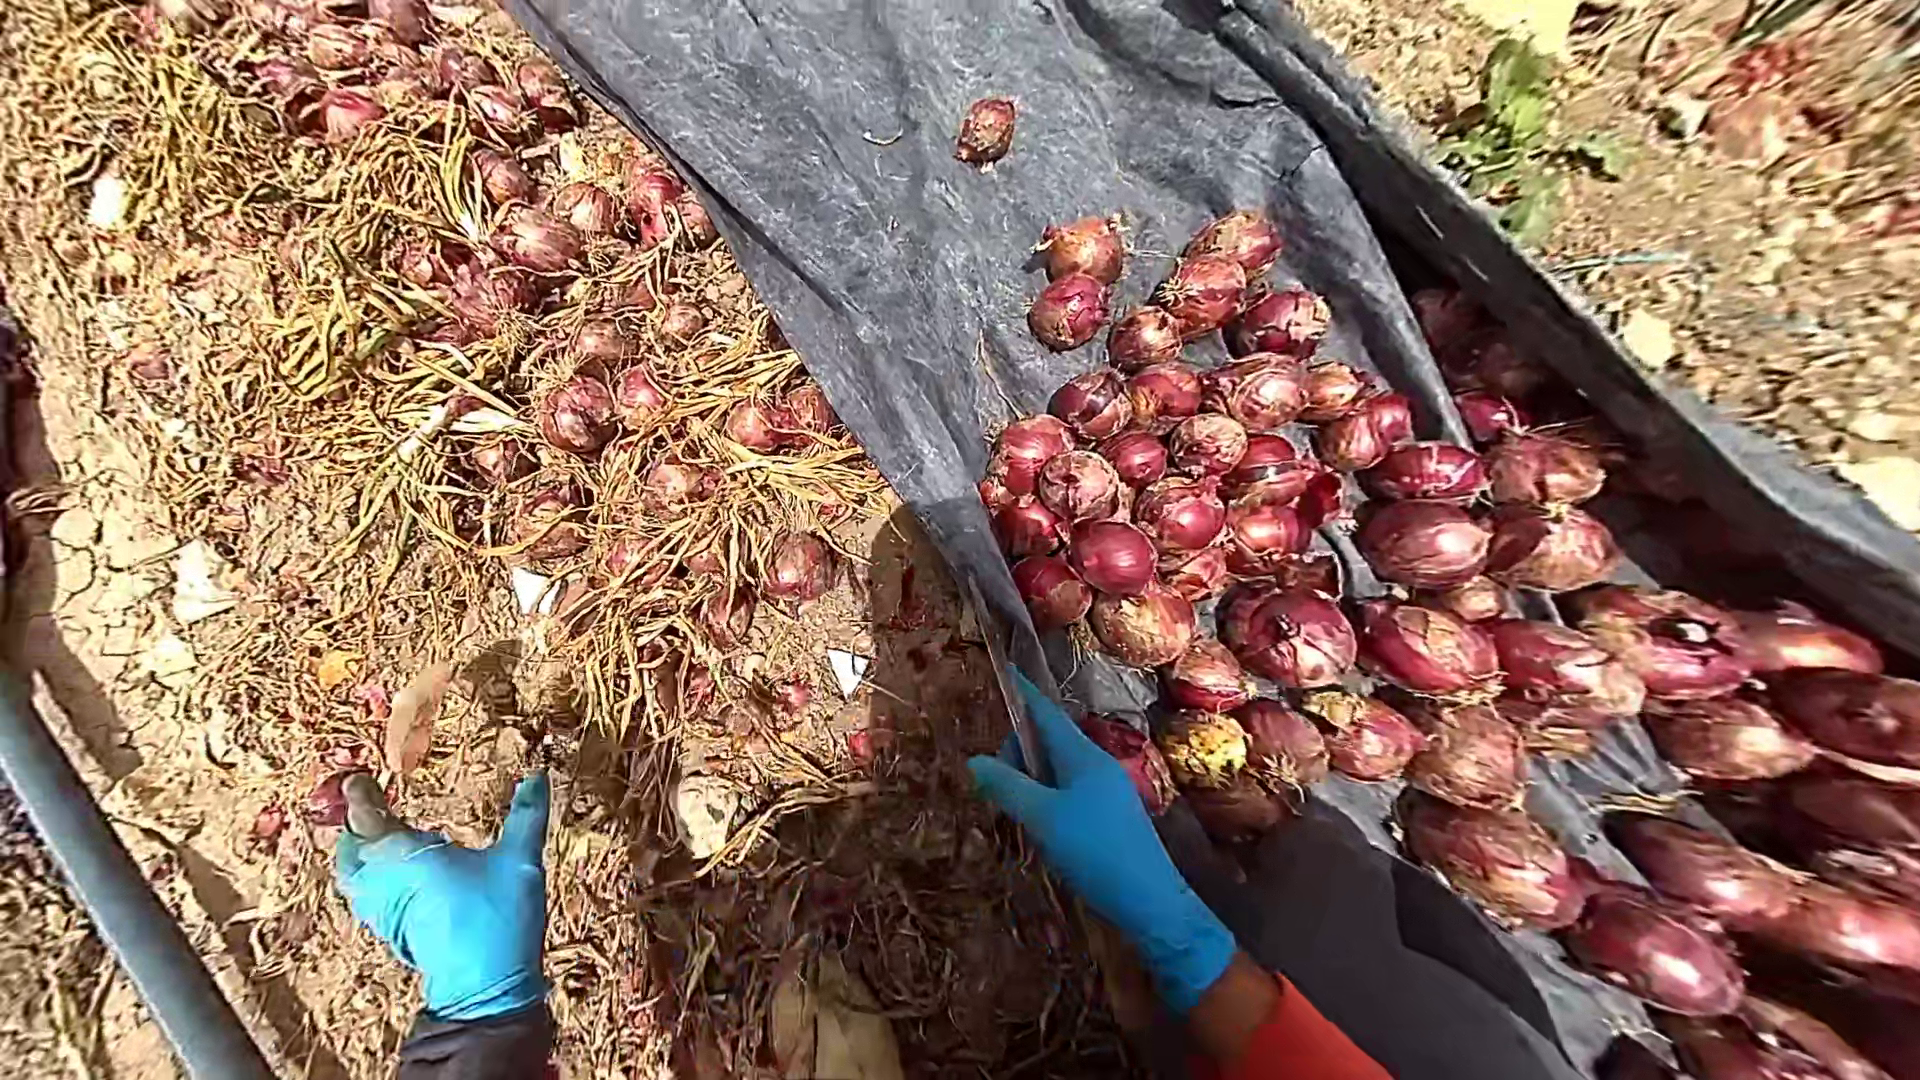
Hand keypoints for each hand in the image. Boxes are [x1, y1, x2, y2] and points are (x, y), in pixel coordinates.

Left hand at [333, 772, 550, 1021]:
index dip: (362, 799)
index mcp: (407, 859)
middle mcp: (384, 883)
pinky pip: (370, 889)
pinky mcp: (394, 927)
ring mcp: (383, 910)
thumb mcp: (520, 856)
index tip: (356, 778)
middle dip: (355, 826)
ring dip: (363, 850)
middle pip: (351, 850)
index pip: (371, 821)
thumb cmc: (496, 912)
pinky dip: (376, 869)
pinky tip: (406, 866)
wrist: (483, 982)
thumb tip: (537, 774)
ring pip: (356, 873)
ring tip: (384, 831)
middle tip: (369, 803)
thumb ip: (526, 813)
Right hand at [968, 670, 1236, 1010]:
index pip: (1046, 713)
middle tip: (999, 787)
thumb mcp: (1043, 818)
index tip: (1006, 671)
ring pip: (1055, 768)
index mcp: (1082, 755)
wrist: (1153, 905)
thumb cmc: (1096, 852)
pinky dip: (1044, 797)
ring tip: (1019, 814)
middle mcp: (1094, 764)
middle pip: (1046, 741)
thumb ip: (1008, 786)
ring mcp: (1104, 789)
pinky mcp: (1107, 814)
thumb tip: (975, 761)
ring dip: (1030, 780)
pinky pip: (1066, 790)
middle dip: (1018, 754)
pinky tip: (1039, 826)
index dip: (1024, 693)